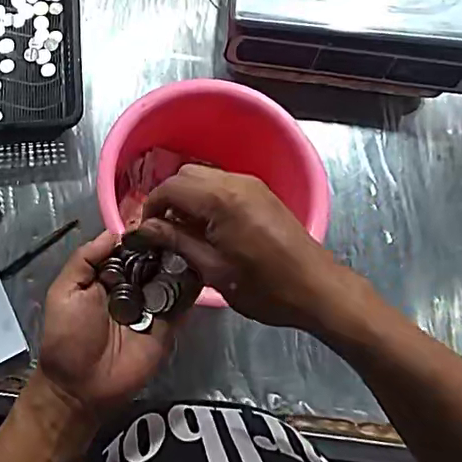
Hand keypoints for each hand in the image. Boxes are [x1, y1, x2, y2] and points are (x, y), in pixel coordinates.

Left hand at [36, 230, 177, 420]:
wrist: (81, 388)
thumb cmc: (68, 337)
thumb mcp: (65, 292)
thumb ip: (85, 259)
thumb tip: (114, 231)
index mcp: (110, 274)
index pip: (131, 245)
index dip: (144, 230)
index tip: (160, 212)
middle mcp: (135, 284)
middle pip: (157, 255)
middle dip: (169, 240)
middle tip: (184, 223)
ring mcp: (155, 302)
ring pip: (175, 272)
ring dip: (185, 257)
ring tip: (196, 240)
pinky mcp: (171, 322)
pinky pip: (185, 299)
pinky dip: (196, 283)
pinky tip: (204, 264)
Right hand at [138, 165, 359, 333]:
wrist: (316, 287)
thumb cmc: (266, 287)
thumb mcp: (213, 269)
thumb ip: (176, 242)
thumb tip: (145, 229)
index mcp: (221, 199)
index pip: (170, 187)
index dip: (151, 207)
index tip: (146, 231)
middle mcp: (236, 182)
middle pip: (186, 174)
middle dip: (168, 199)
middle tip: (163, 232)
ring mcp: (252, 185)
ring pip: (205, 176)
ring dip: (188, 197)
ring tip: (185, 233)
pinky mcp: (261, 193)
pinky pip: (223, 184)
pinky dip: (207, 198)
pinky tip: (208, 228)